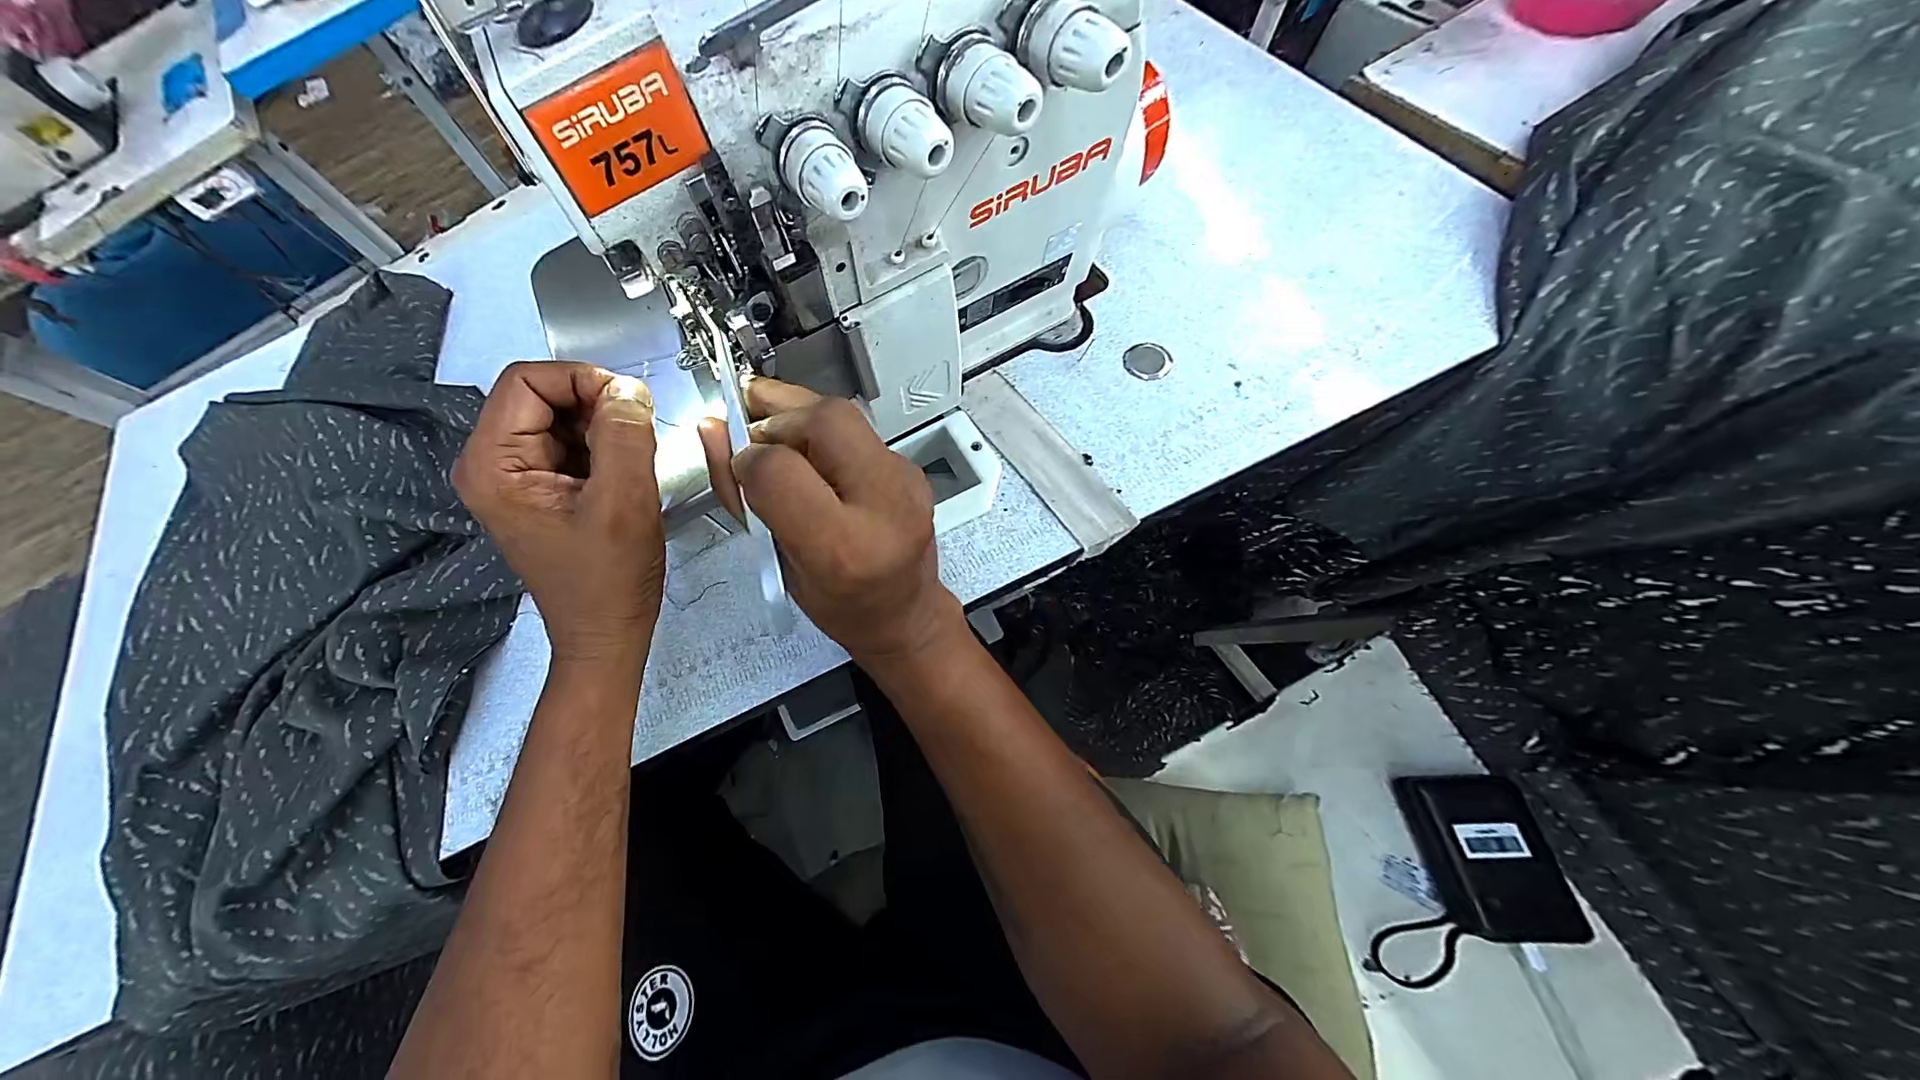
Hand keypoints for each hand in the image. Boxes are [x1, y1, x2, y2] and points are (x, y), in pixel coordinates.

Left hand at [454, 361, 664, 668]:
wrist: (606, 631)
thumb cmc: (608, 582)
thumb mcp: (624, 502)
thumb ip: (625, 436)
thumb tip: (629, 389)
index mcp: (493, 465)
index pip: (527, 381)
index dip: (583, 381)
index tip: (630, 404)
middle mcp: (494, 465)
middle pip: (544, 396)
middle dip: (598, 408)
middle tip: (638, 438)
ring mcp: (519, 478)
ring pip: (564, 419)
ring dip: (607, 431)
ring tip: (633, 468)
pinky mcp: (544, 489)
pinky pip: (576, 445)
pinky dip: (607, 449)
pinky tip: (626, 479)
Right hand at [697, 377, 966, 668]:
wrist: (906, 614)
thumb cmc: (840, 605)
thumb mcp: (777, 566)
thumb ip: (743, 499)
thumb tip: (715, 433)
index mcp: (844, 549)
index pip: (781, 471)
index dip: (747, 458)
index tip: (738, 465)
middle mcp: (886, 507)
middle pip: (826, 420)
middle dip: (778, 418)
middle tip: (754, 435)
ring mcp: (907, 482)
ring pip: (845, 413)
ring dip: (799, 417)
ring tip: (774, 436)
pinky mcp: (911, 469)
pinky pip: (859, 428)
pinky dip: (823, 430)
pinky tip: (807, 452)